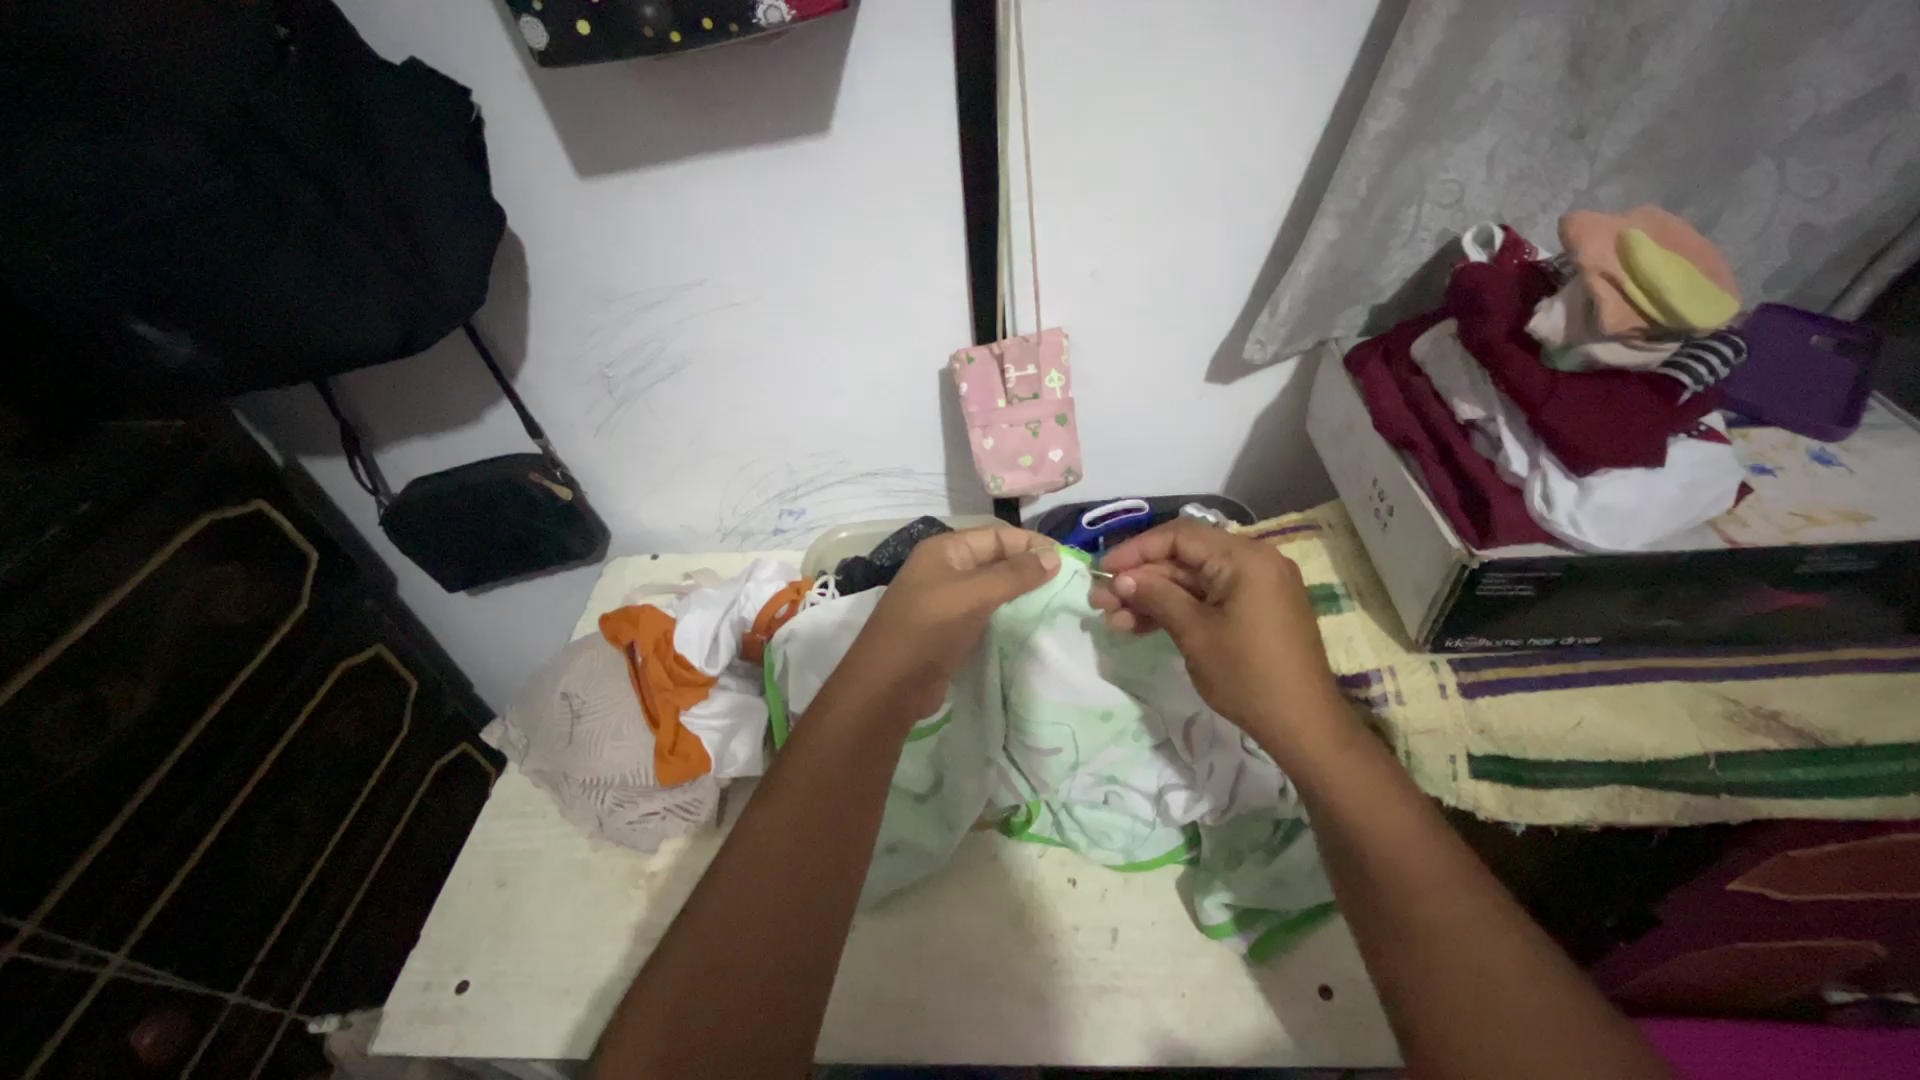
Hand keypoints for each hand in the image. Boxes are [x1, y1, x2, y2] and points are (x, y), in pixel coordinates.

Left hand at [836, 526, 1060, 718]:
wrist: (889, 685)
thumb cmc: (928, 628)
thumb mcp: (973, 595)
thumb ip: (1014, 575)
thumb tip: (1054, 556)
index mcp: (945, 550)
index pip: (997, 535)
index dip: (1031, 543)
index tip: (1068, 559)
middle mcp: (945, 569)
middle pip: (996, 559)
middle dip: (1029, 567)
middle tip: (1068, 582)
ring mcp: (946, 600)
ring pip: (993, 588)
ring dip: (1021, 593)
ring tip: (1057, 601)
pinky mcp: (951, 629)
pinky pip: (987, 613)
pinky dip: (1008, 615)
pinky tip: (1032, 623)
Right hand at [1090, 521, 1340, 736]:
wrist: (1302, 724)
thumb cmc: (1247, 675)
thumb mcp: (1194, 633)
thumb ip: (1156, 597)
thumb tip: (1121, 579)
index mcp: (1245, 558)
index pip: (1180, 536)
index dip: (1135, 550)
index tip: (1102, 571)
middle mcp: (1253, 562)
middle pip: (1184, 558)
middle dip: (1139, 579)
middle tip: (1099, 603)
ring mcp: (1255, 587)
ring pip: (1191, 581)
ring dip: (1152, 597)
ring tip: (1113, 621)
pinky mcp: (1253, 610)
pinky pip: (1207, 598)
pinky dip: (1176, 609)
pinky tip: (1140, 626)